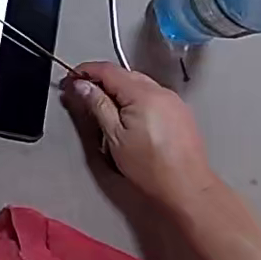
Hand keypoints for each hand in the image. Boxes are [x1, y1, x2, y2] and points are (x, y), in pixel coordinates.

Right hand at [61, 62, 218, 216]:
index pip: (107, 70)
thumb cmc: (153, 169)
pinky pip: (152, 95)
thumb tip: (82, 87)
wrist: (188, 189)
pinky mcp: (180, 112)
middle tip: (83, 93)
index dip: (85, 71)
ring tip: (105, 109)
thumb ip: (97, 105)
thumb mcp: (114, 137)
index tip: (72, 79)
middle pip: (123, 74)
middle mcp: (161, 92)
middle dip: (101, 80)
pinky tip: (129, 117)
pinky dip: (136, 99)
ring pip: (138, 84)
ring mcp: (173, 101)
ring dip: (118, 89)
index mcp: (142, 94)